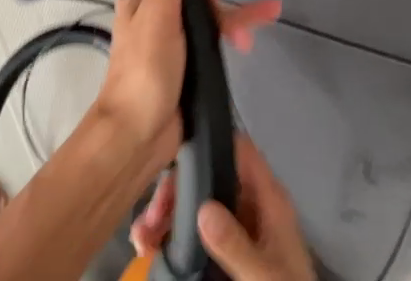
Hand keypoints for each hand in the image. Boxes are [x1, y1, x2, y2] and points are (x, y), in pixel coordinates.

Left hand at [94, 0, 282, 151]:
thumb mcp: (160, 13)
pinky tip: (248, 46)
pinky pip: (211, 48)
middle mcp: (152, 17)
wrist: (138, 134)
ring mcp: (169, 46)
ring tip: (264, 24)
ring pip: (207, 23)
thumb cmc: (145, 70)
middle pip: (198, 0)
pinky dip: (230, 43)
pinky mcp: (183, 70)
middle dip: (225, 8)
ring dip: (235, 23)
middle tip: (240, 31)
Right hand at [131, 135, 315, 280]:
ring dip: (165, 215)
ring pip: (194, 202)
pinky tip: (150, 246)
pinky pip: (191, 229)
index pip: (240, 150)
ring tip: (143, 238)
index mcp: (267, 199)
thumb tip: (204, 209)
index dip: (210, 142)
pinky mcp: (223, 247)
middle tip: (151, 216)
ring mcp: (236, 225)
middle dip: (175, 190)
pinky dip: (168, 234)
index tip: (174, 152)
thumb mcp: (264, 274)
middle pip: (207, 176)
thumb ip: (237, 244)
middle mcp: (250, 204)